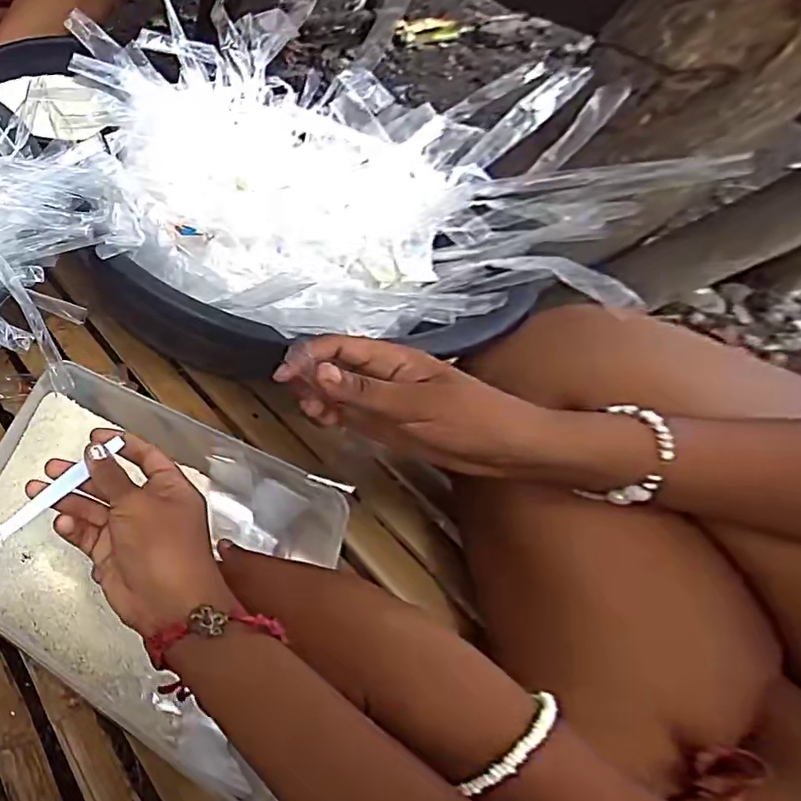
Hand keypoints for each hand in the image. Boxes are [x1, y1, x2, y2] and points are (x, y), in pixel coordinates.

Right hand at [28, 430, 237, 635]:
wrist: (169, 608)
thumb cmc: (167, 551)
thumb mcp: (136, 503)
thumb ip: (110, 475)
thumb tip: (96, 451)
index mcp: (167, 489)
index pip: (145, 457)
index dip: (120, 445)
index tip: (95, 437)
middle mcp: (148, 508)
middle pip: (109, 482)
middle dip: (80, 474)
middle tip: (54, 469)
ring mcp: (129, 531)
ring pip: (92, 508)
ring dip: (67, 500)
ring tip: (41, 492)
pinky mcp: (111, 554)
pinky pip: (87, 534)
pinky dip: (73, 528)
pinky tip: (63, 523)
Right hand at [273, 336, 561, 478]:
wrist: (514, 451)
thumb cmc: (472, 419)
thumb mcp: (413, 405)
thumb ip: (362, 390)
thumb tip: (318, 371)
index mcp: (391, 360)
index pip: (338, 348)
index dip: (308, 357)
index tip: (286, 376)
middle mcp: (382, 375)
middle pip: (332, 366)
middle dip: (308, 378)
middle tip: (298, 399)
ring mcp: (383, 398)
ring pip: (336, 390)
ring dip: (318, 398)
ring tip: (313, 414)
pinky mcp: (386, 421)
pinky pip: (349, 412)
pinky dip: (332, 415)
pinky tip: (326, 422)